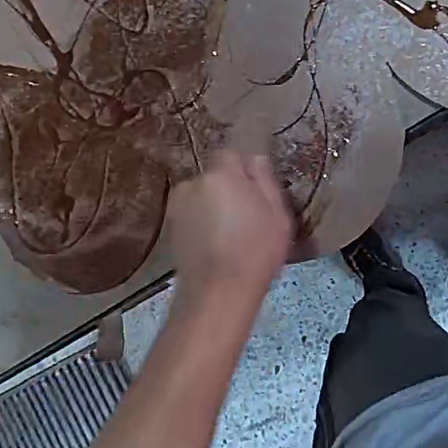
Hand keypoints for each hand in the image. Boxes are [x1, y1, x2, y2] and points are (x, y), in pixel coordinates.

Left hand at [165, 150, 295, 304]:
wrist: (218, 292)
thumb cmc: (256, 252)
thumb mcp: (277, 214)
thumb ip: (265, 180)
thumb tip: (255, 158)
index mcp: (221, 175)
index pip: (231, 155)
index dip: (244, 172)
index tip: (256, 194)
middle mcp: (193, 184)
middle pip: (215, 178)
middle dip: (228, 190)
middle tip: (247, 217)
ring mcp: (178, 207)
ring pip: (202, 197)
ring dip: (213, 207)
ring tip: (230, 236)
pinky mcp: (170, 229)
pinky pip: (192, 216)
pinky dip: (201, 224)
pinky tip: (215, 246)